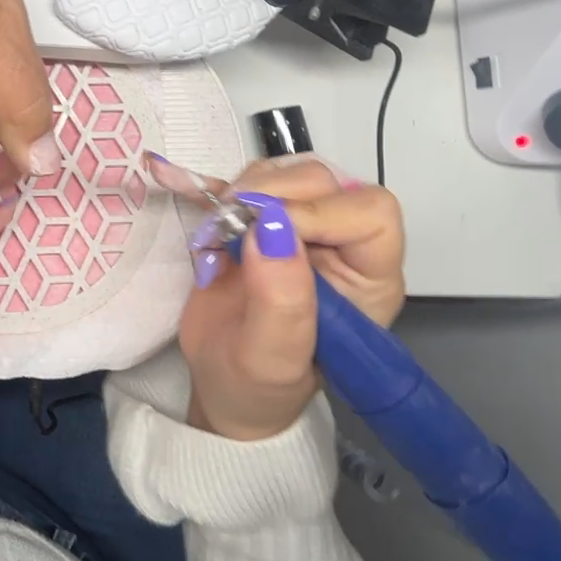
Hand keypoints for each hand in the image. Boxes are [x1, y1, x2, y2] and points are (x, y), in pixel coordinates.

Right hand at [147, 155, 405, 441]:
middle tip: (230, 221)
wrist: (225, 387)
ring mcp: (299, 229)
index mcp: (367, 280)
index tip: (264, 234)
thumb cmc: (257, 385)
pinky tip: (190, 190)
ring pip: (287, 173)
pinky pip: (246, 180)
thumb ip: (280, 301)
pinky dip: (216, 184)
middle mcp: (341, 246)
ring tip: (217, 223)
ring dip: (246, 186)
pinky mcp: (259, 221)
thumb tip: (272, 230)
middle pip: (326, 183)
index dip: (319, 212)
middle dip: (274, 192)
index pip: (370, 215)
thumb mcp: (270, 358)